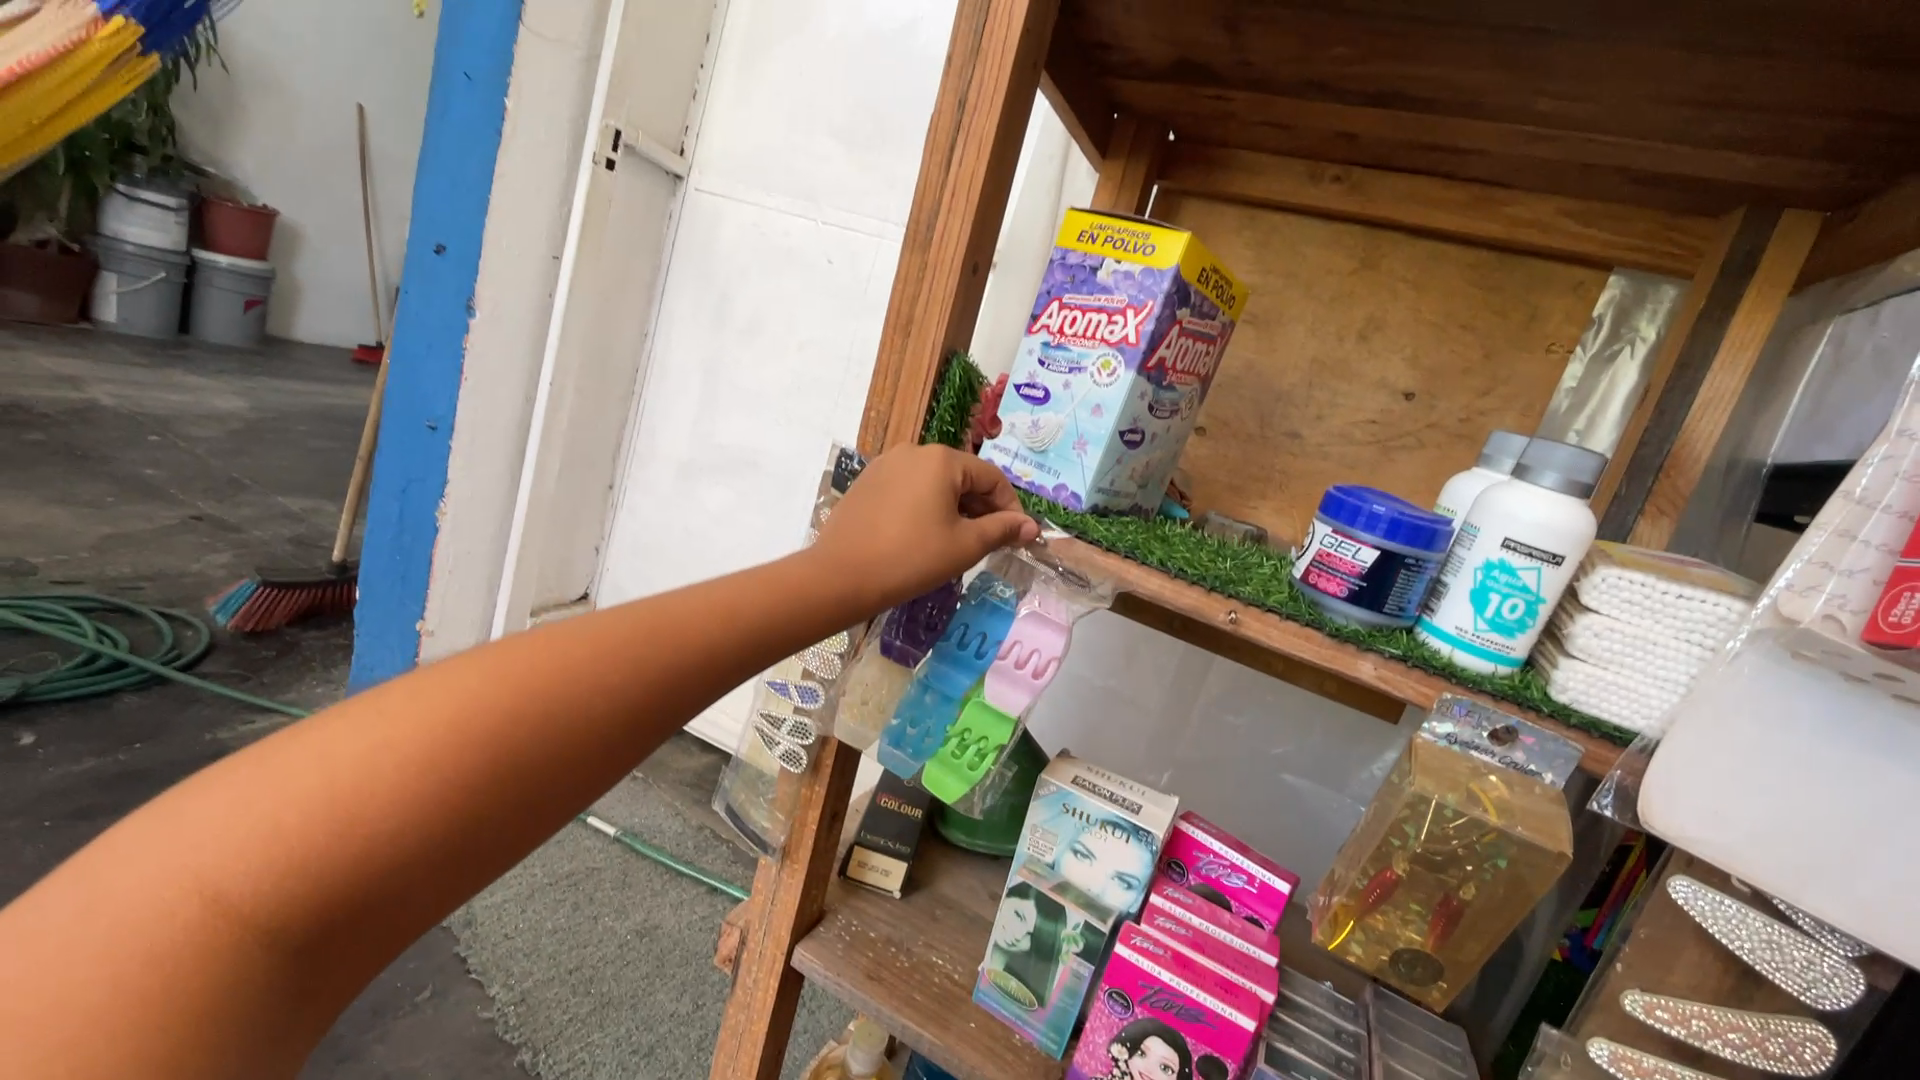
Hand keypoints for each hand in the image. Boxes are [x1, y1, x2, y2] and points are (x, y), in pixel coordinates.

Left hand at [811, 445, 1039, 608]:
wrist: (841, 576)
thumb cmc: (911, 558)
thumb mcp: (965, 546)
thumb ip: (1002, 530)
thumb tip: (1031, 526)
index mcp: (942, 459)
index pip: (992, 478)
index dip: (1010, 508)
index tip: (1017, 538)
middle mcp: (913, 452)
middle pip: (962, 477)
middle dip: (981, 509)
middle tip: (990, 544)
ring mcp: (886, 465)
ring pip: (935, 483)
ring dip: (954, 509)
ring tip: (957, 543)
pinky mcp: (866, 483)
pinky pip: (909, 490)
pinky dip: (925, 508)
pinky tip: (923, 538)